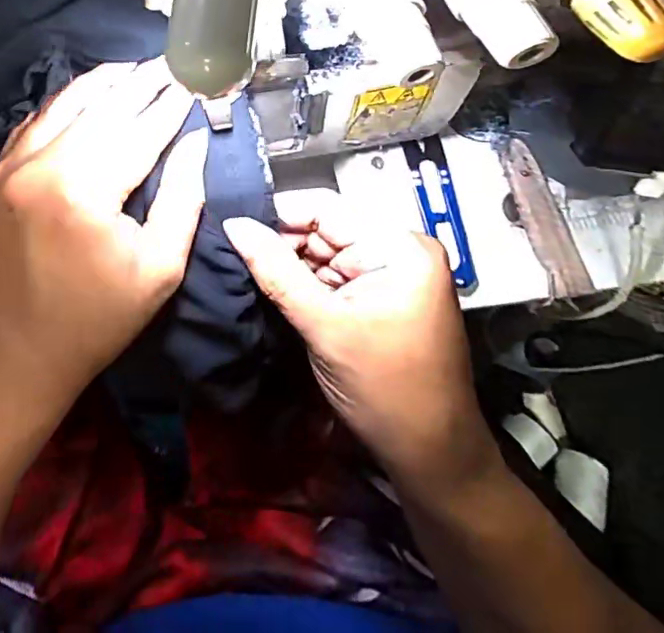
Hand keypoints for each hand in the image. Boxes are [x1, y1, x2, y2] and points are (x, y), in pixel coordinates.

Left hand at [0, 61, 208, 423]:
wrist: (19, 350)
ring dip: (102, 84)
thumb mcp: (160, 267)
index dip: (172, 104)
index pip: (140, 131)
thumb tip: (194, 139)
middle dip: (141, 83)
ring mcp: (10, 168)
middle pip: (103, 109)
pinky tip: (88, 94)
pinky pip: (34, 123)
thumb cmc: (99, 318)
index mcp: (84, 192)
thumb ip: (183, 195)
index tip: (194, 80)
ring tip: (135, 69)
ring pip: (65, 106)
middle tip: (170, 64)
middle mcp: (40, 167)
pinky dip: (65, 104)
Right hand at [224, 192, 498, 486]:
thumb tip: (235, 226)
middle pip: (323, 228)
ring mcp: (389, 274)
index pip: (326, 207)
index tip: (233, 227)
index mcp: (399, 247)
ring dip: (289, 265)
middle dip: (280, 243)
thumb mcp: (324, 326)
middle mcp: (398, 251)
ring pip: (322, 253)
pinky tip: (276, 292)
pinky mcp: (377, 296)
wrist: (430, 456)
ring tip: (250, 275)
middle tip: (235, 257)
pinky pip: (331, 276)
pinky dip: (304, 284)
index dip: (277, 214)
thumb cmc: (388, 393)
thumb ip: (276, 271)